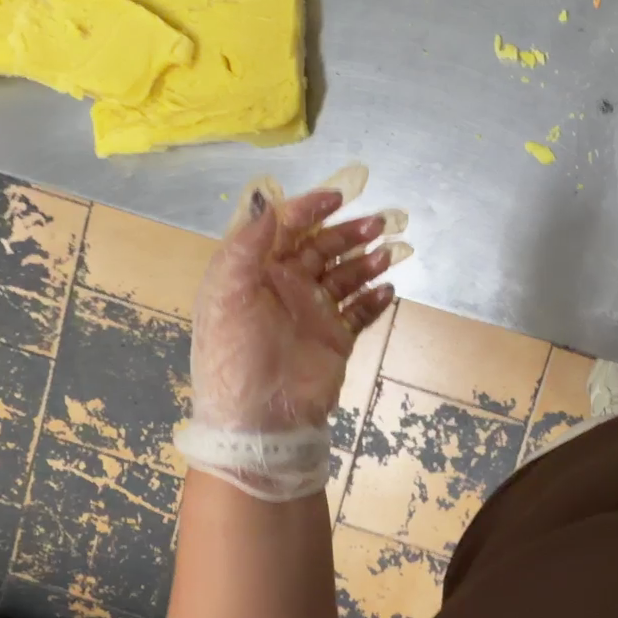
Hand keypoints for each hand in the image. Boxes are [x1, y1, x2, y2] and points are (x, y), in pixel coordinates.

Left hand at [176, 169, 406, 499]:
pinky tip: (388, 289)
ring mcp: (314, 313)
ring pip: (346, 276)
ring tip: (390, 254)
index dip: (310, 209)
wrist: (259, 421)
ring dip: (368, 262)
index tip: (339, 197)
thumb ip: (246, 246)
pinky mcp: (336, 339)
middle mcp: (287, 287)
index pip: (286, 228)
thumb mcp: (227, 296)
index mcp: (256, 272)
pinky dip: (375, 299)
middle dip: (350, 233)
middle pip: (323, 248)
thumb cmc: (235, 357)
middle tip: (380, 225)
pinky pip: (360, 311)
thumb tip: (267, 199)